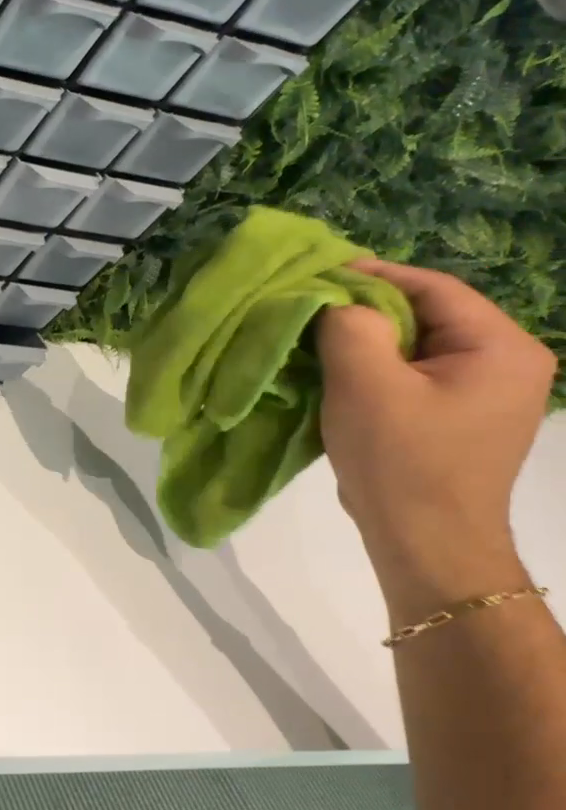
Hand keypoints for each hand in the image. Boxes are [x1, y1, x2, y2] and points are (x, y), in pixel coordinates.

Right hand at [317, 261, 554, 603]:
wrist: (425, 536)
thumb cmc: (400, 456)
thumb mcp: (365, 383)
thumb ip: (350, 326)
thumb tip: (334, 302)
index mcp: (501, 348)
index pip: (434, 288)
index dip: (372, 274)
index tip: (314, 273)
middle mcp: (506, 363)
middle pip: (425, 313)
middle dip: (363, 307)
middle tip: (303, 306)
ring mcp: (484, 391)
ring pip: (412, 343)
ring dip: (361, 338)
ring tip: (309, 338)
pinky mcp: (456, 414)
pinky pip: (410, 371)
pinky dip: (370, 365)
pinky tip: (333, 373)